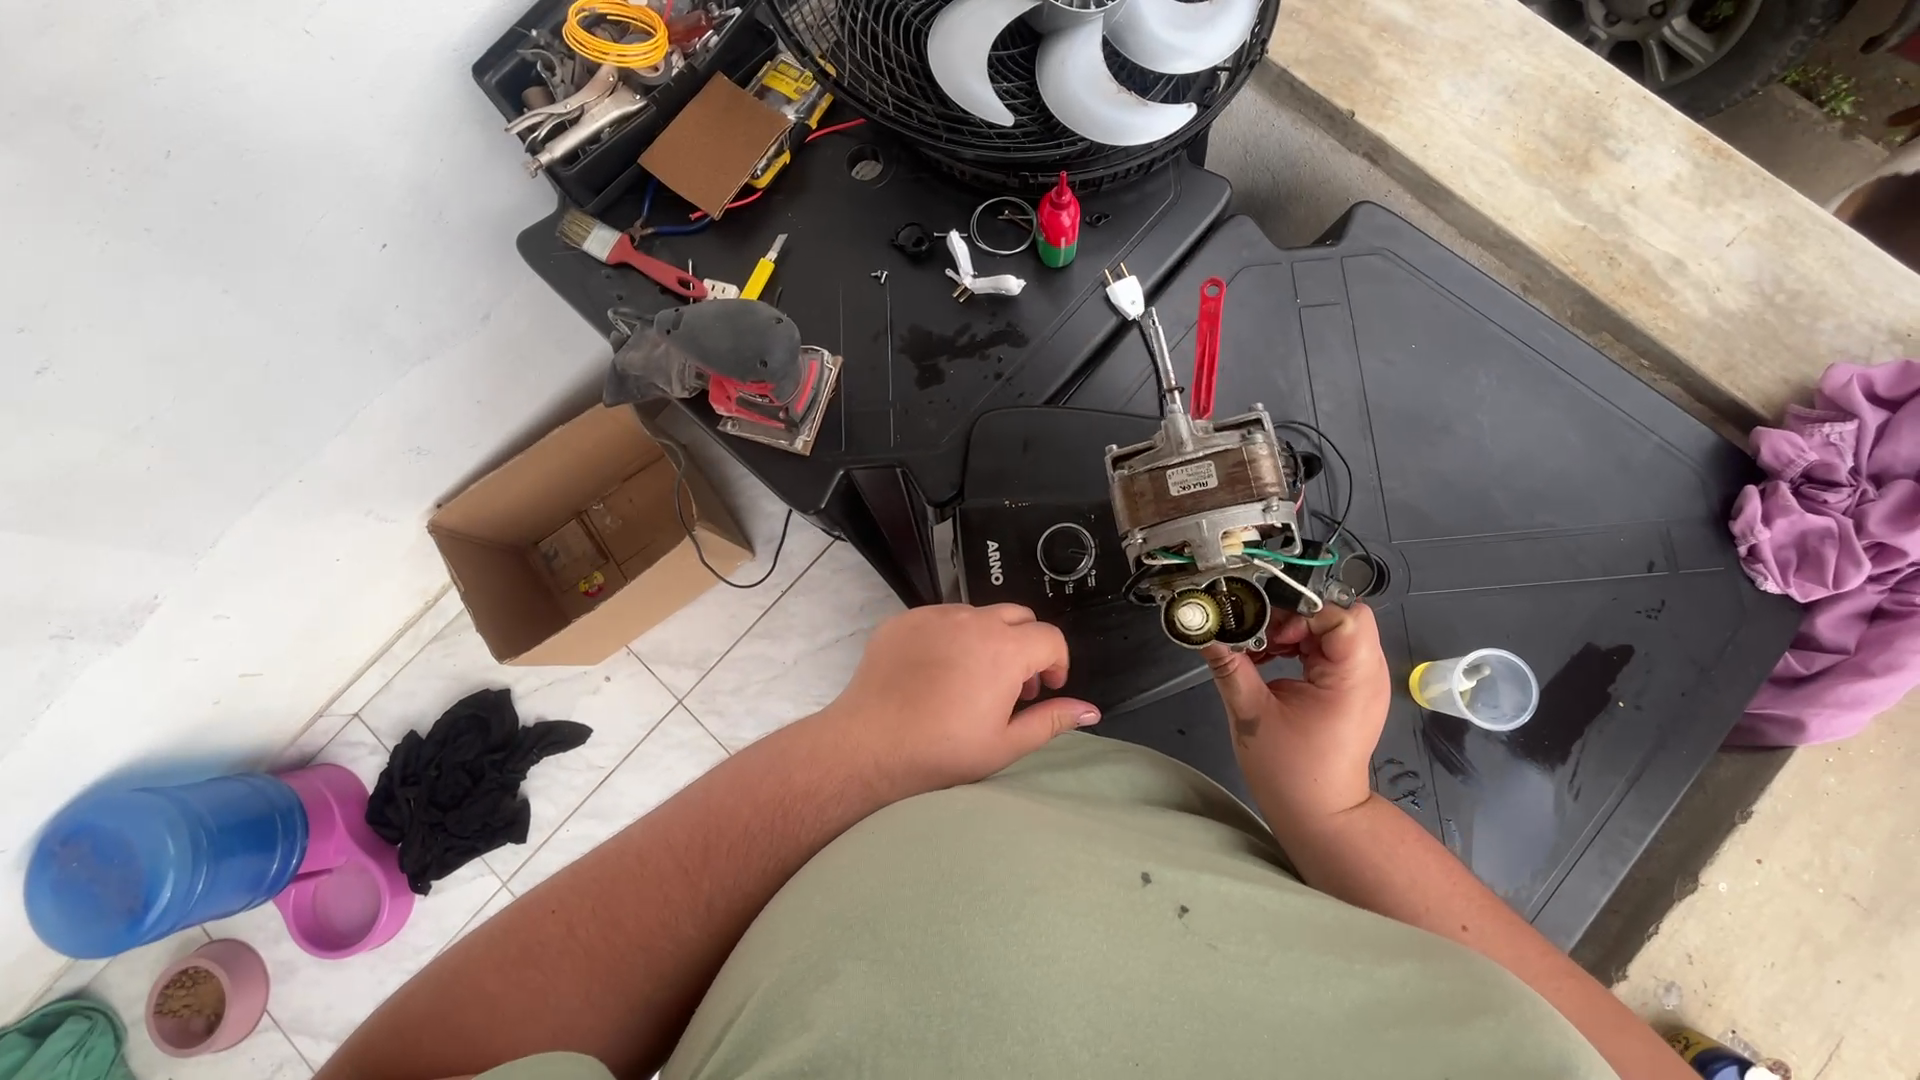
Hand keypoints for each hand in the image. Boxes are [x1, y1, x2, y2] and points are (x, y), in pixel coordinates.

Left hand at [819, 603, 1100, 794]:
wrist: (869, 745)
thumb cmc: (942, 750)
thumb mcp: (1005, 744)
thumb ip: (1052, 720)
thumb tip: (1091, 710)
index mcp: (1005, 649)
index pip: (1050, 638)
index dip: (1056, 663)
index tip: (1044, 689)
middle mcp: (973, 620)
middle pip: (1018, 617)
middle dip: (1026, 645)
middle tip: (1011, 686)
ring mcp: (935, 615)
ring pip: (978, 615)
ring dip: (987, 639)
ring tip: (970, 680)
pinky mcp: (904, 619)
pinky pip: (940, 618)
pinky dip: (949, 637)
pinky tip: (934, 673)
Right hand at [1200, 603, 1389, 826]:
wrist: (1319, 814)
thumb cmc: (1289, 770)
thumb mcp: (1252, 714)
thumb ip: (1230, 667)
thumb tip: (1205, 633)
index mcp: (1352, 678)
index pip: (1342, 616)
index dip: (1304, 614)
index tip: (1270, 633)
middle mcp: (1367, 673)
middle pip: (1339, 618)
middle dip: (1295, 620)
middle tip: (1260, 639)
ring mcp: (1361, 681)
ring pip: (1331, 631)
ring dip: (1294, 633)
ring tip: (1261, 651)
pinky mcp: (1350, 689)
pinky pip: (1328, 650)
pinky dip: (1299, 648)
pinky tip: (1270, 662)